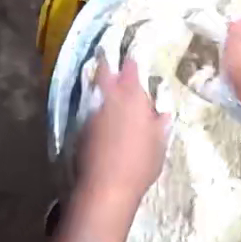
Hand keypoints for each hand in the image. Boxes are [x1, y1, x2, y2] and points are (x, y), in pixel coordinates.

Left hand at [77, 54, 167, 206]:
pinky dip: (92, 104)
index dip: (131, 60)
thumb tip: (162, 112)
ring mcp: (90, 110)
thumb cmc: (140, 162)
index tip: (132, 56)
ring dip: (98, 82)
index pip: (130, 67)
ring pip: (93, 87)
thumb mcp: (159, 143)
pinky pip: (86, 106)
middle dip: (107, 62)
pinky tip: (98, 112)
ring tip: (103, 83)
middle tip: (108, 55)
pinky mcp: (78, 126)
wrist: (105, 186)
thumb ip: (159, 123)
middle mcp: (109, 96)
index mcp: (132, 95)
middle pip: (104, 70)